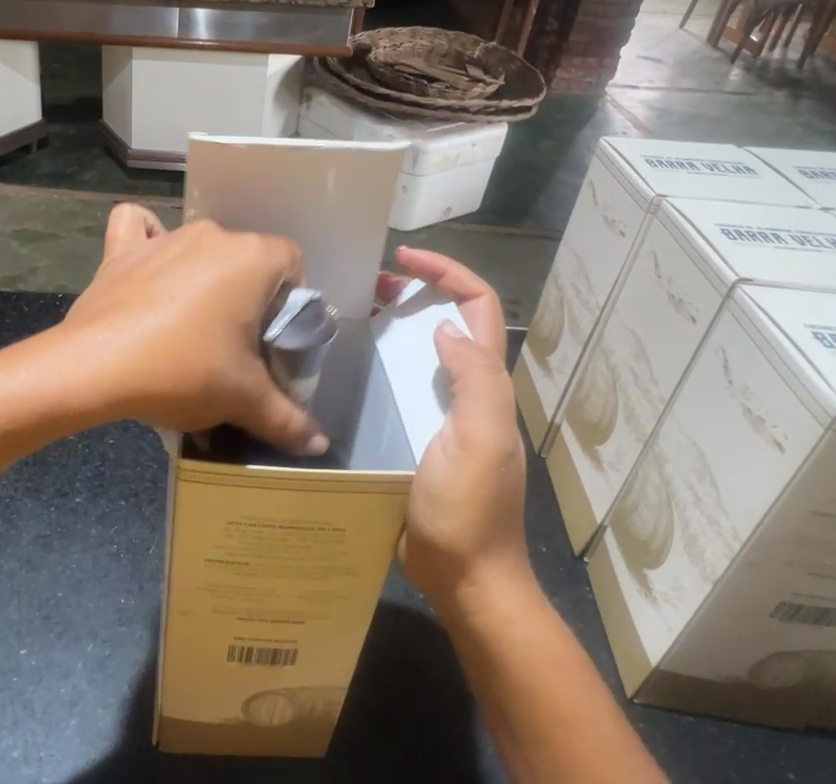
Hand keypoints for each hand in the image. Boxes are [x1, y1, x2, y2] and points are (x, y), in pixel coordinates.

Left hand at [59, 203, 327, 454]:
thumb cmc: (185, 371)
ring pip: (198, 248)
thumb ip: (288, 420)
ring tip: (191, 325)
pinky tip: (147, 266)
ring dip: (202, 277)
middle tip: (236, 346)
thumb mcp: (244, 400)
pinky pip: (138, 229)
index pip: (292, 263)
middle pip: (245, 259)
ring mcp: (164, 238)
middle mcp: (212, 235)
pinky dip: (145, 240)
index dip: (290, 301)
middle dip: (247, 296)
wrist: (97, 367)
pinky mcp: (121, 250)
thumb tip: (320, 444)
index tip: (274, 339)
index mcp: (252, 258)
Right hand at [388, 248, 532, 604]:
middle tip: (370, 284)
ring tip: (354, 316)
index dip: (448, 273)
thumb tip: (444, 327)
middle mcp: (468, 392)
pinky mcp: (417, 438)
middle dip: (418, 290)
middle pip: (451, 322)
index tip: (404, 258)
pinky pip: (402, 388)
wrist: (463, 577)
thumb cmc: (471, 511)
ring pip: (423, 353)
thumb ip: (473, 380)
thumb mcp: (478, 440)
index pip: (478, 309)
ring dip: (396, 325)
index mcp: (487, 385)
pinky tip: (348, 370)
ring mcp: (442, 415)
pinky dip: (381, 365)